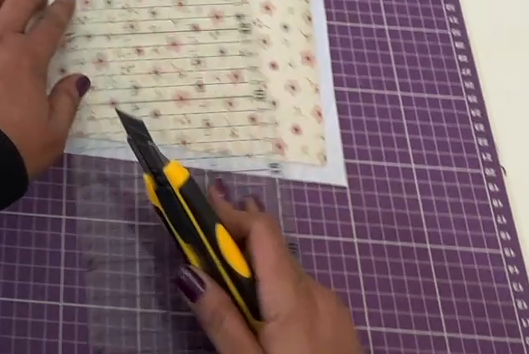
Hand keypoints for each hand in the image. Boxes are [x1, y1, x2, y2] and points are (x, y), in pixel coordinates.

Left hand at [0, 0, 89, 177]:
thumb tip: (78, 79)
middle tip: (40, 4)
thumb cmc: (10, 147)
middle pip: (18, 1)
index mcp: (29, 57)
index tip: (67, 0)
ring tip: (7, 7)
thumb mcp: (52, 133)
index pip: (51, 23)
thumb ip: (67, 101)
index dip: (62, 8)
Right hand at [178, 184, 362, 353]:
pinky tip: (260, 311)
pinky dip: (275, 287)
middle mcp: (318, 293)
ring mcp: (334, 310)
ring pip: (286, 270)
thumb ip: (220, 318)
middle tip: (199, 238)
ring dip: (254, 266)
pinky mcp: (341, 327)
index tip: (197, 201)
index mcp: (295, 298)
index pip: (262, 230)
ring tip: (224, 280)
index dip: (229, 210)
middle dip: (235, 238)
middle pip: (272, 248)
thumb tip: (187, 271)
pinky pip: (301, 291)